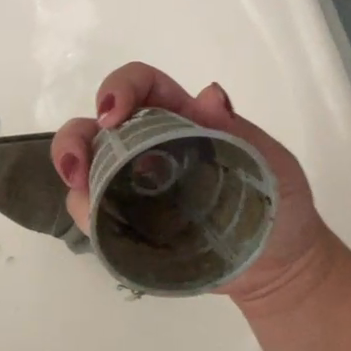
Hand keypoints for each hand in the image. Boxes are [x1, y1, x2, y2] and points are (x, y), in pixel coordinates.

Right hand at [50, 62, 338, 311]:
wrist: (279, 265)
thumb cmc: (277, 205)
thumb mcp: (269, 161)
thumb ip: (238, 132)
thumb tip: (209, 96)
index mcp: (181, 118)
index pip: (140, 85)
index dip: (120, 89)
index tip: (113, 115)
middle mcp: (146, 147)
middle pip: (93, 127)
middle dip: (73, 138)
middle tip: (76, 166)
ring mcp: (131, 187)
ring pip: (84, 168)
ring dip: (72, 176)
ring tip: (85, 198)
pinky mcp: (127, 224)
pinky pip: (92, 214)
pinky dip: (86, 215)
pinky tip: (100, 225)